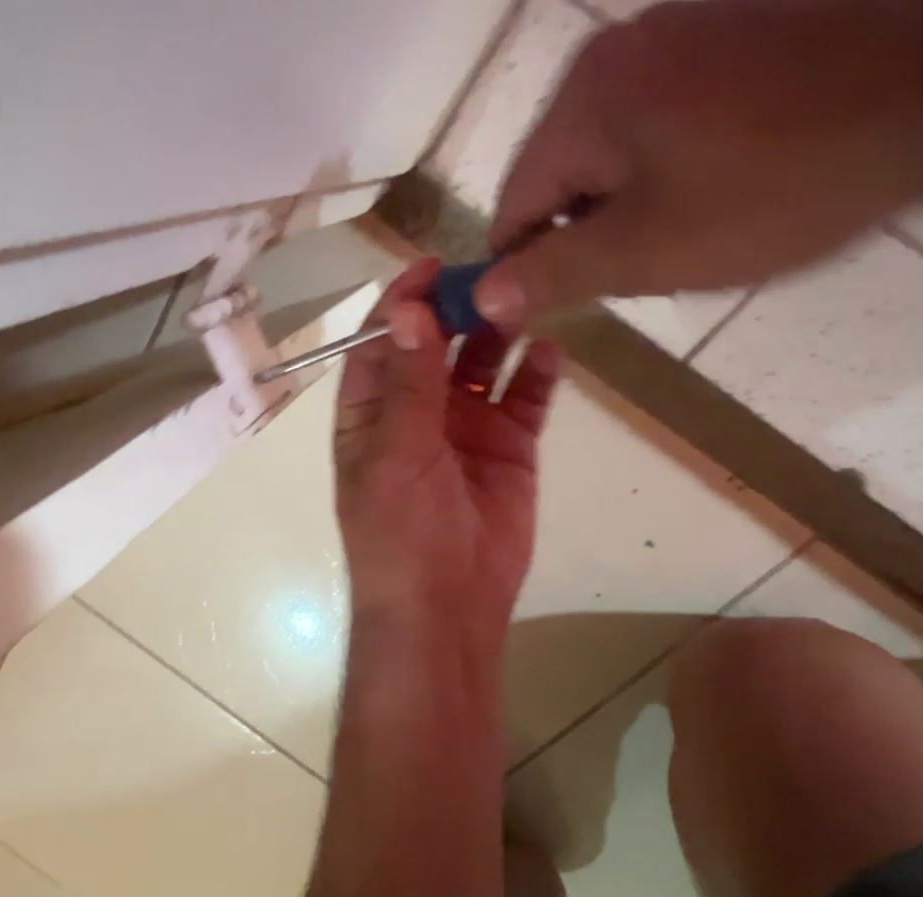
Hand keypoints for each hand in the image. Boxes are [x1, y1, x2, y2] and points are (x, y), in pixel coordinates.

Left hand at [335, 259, 561, 638]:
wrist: (444, 605)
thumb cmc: (399, 532)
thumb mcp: (394, 454)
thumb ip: (408, 384)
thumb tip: (406, 310)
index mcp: (371, 412)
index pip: (382, 342)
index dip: (403, 303)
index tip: (433, 265)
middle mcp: (417, 410)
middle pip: (437, 342)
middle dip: (459, 308)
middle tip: (495, 273)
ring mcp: (466, 426)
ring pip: (483, 362)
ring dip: (500, 331)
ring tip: (526, 297)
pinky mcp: (510, 447)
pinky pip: (525, 398)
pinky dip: (537, 373)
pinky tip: (550, 349)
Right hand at [476, 0, 922, 326]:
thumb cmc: (782, 183)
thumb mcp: (650, 251)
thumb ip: (554, 273)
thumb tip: (480, 296)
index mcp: (584, 104)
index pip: (514, 203)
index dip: (523, 265)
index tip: (558, 306)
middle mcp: (619, 53)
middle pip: (566, 169)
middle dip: (590, 229)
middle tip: (646, 271)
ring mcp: (684, 28)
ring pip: (622, 142)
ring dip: (638, 196)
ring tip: (701, 227)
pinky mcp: (741, 25)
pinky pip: (676, 110)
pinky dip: (683, 156)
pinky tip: (738, 176)